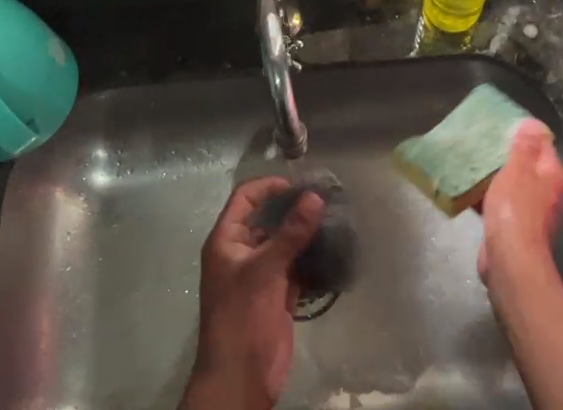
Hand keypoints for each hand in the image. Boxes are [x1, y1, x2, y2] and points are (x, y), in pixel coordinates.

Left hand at [186, 177, 324, 407]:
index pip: (245, 198)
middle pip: (268, 219)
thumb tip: (315, 196)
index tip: (301, 185)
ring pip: (284, 242)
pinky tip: (335, 250)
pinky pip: (296, 266)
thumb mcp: (264, 270)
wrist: (241, 376)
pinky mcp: (278, 294)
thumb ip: (291, 233)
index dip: (270, 187)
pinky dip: (312, 258)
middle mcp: (242, 252)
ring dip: (306, 233)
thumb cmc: (242, 317)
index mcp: (226, 240)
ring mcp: (261, 274)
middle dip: (294, 208)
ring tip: (336, 220)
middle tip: (327, 199)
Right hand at [477, 120, 562, 282]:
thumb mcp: (518, 169)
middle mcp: (546, 193)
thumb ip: (525, 146)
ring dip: (495, 176)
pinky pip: (499, 204)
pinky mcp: (513, 228)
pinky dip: (487, 196)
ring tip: (472, 161)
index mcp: (552, 175)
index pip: (543, 145)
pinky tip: (468, 190)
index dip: (525, 133)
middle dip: (506, 155)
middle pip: (527, 166)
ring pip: (512, 186)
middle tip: (483, 141)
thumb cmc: (515, 208)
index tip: (502, 123)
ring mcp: (530, 213)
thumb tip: (533, 123)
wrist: (509, 258)